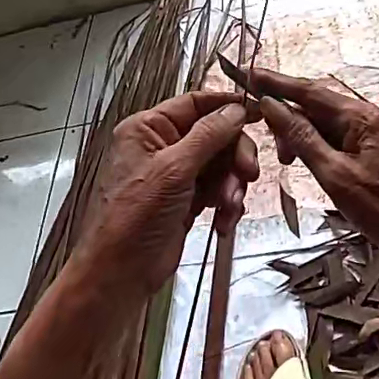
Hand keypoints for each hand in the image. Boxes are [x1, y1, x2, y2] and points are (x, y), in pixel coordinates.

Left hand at [0, 90, 258, 378]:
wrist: (120, 275)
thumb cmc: (134, 218)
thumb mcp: (174, 170)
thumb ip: (208, 136)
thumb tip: (235, 109)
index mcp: (148, 128)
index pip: (194, 103)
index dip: (227, 106)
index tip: (258, 112)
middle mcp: (162, 146)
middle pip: (214, 136)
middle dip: (234, 156)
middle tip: (248, 173)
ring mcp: (174, 175)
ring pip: (220, 165)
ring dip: (231, 185)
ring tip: (229, 206)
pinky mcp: (185, 200)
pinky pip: (217, 190)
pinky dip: (225, 204)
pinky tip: (224, 221)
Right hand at [249, 68, 378, 309]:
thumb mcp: (334, 175)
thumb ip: (302, 137)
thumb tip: (272, 105)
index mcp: (360, 117)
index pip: (310, 91)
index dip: (277, 82)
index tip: (249, 73)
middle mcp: (365, 117)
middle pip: (315, 104)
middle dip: (286, 115)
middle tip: (263, 133)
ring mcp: (368, 133)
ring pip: (322, 122)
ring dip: (298, 134)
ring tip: (285, 159)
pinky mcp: (368, 149)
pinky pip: (332, 137)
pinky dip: (312, 145)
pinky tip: (301, 160)